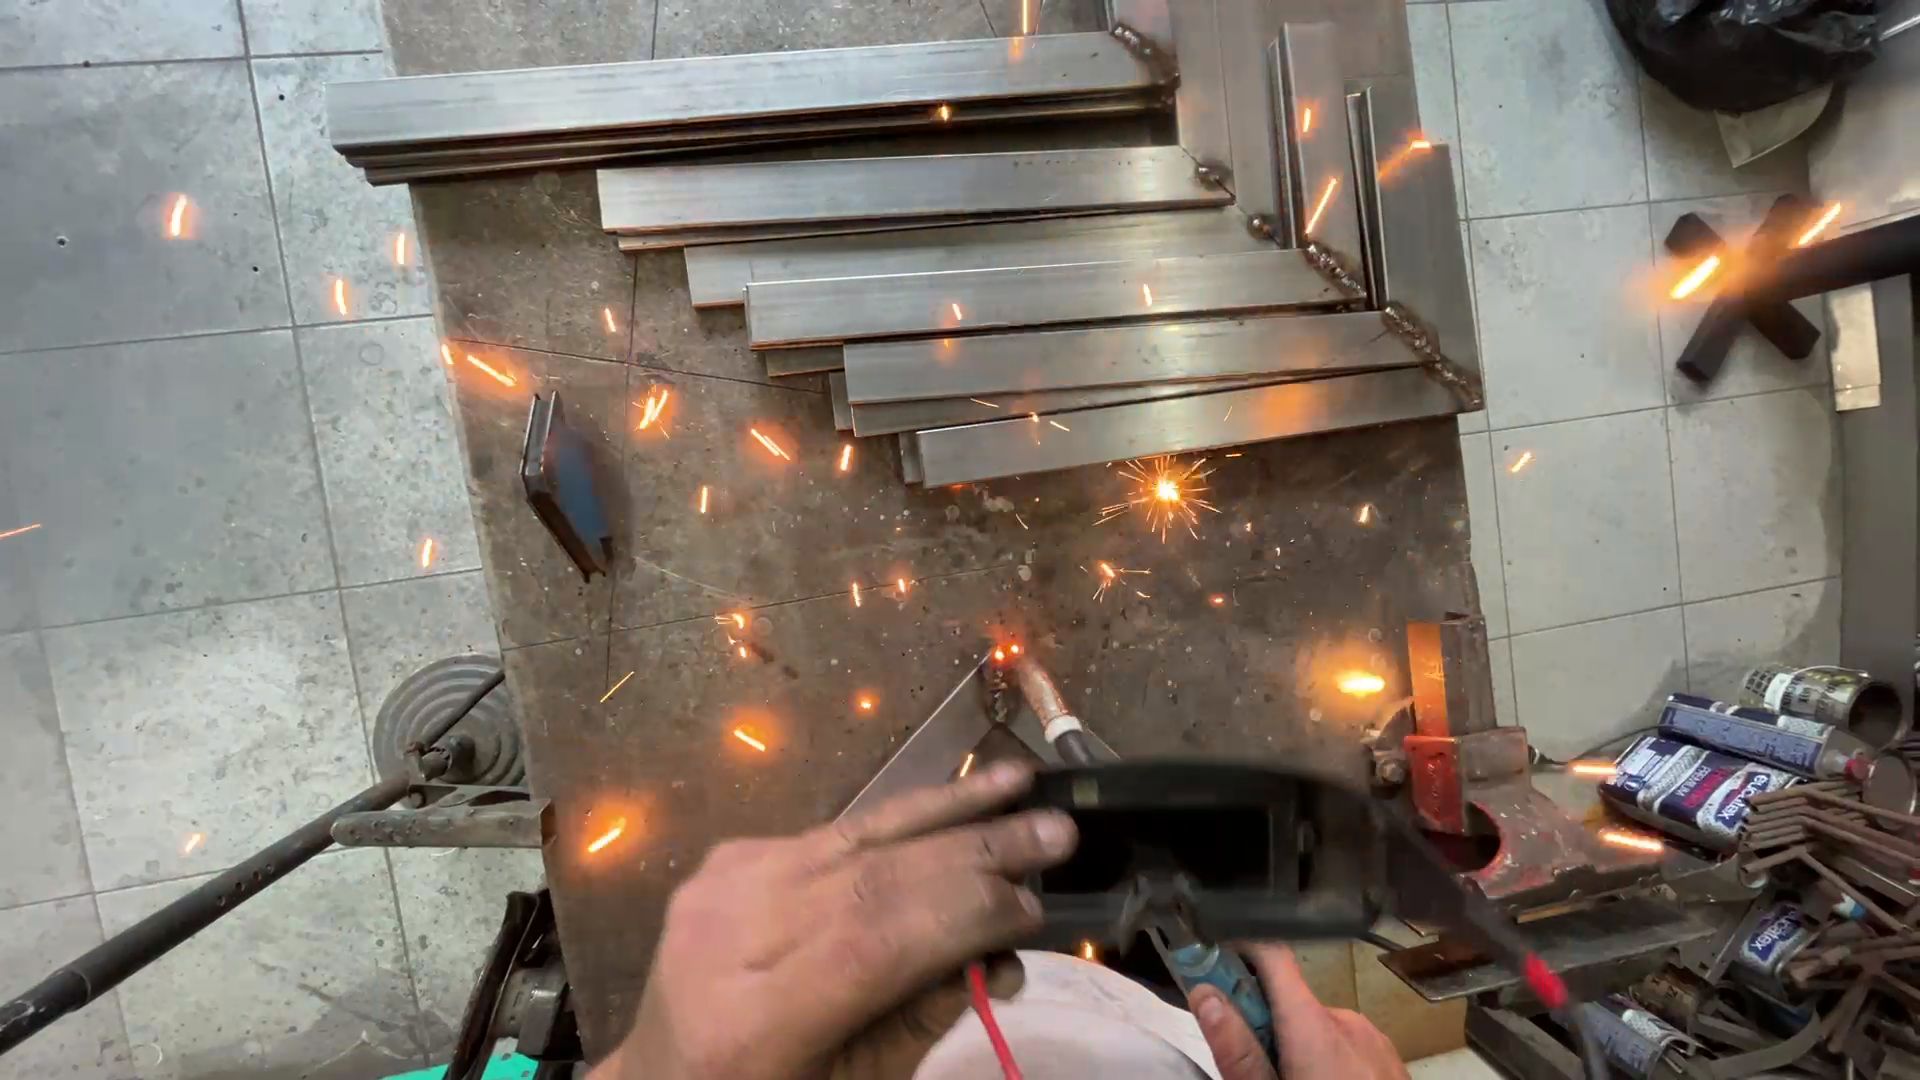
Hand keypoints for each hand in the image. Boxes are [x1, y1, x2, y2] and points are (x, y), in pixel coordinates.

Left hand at [590, 761, 1077, 1079]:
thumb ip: (923, 1017)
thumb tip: (1004, 947)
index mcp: (750, 1021)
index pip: (875, 938)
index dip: (963, 910)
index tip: (1035, 901)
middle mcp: (730, 931)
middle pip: (871, 873)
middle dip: (974, 847)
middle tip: (1054, 829)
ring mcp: (726, 881)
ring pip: (859, 831)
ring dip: (948, 806)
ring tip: (1016, 783)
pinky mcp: (734, 854)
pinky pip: (838, 831)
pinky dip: (904, 819)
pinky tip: (958, 800)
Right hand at [1191, 945, 1408, 1079]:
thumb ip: (1238, 1053)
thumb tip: (1204, 992)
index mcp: (1314, 1025)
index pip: (1270, 951)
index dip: (1235, 951)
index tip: (1209, 973)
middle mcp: (1347, 1022)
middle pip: (1288, 999)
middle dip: (1262, 1026)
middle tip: (1254, 1073)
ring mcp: (1376, 1045)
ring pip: (1316, 1028)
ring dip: (1295, 1050)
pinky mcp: (1394, 1069)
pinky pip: (1347, 1050)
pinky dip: (1327, 1066)